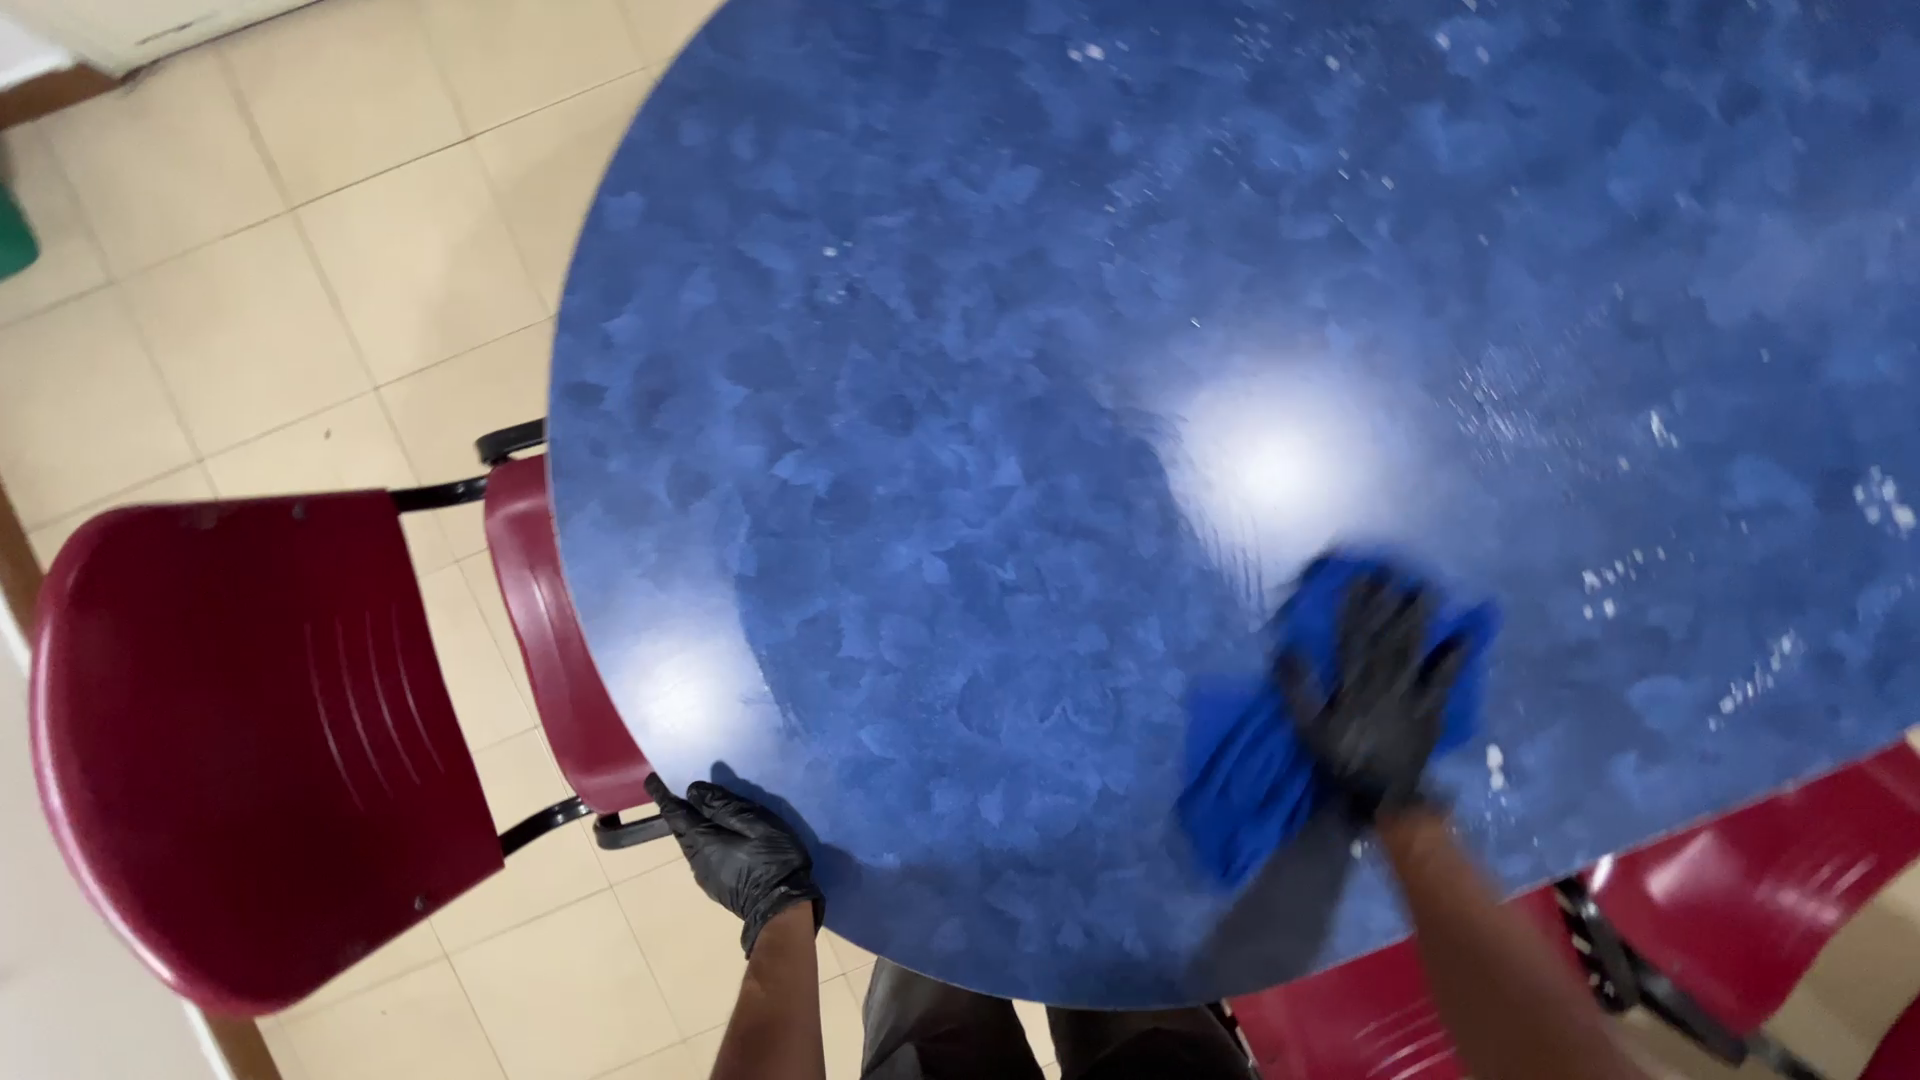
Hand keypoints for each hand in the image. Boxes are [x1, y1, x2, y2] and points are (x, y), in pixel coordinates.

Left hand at [644, 775, 823, 955]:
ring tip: (696, 810)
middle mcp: (696, 858)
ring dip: (689, 825)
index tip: (651, 779)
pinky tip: (714, 836)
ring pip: (689, 843)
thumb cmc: (773, 859)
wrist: (781, 907)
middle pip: (679, 829)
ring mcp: (704, 874)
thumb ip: (724, 806)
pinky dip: (700, 839)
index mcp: (703, 840)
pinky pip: (699, 855)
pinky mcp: (714, 884)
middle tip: (674, 790)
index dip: (662, 795)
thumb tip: (693, 790)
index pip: (675, 813)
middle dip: (675, 809)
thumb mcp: (756, 824)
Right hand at [1276, 571, 1468, 819]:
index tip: (1357, 579)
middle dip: (1389, 603)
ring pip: (1414, 651)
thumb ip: (1297, 690)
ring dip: (1420, 619)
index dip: (1354, 607)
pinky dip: (1454, 658)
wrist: (1384, 798)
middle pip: (1386, 636)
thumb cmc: (1340, 760)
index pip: (1352, 637)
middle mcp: (1383, 684)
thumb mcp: (1308, 729)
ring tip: (1427, 591)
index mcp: (1352, 686)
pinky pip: (1444, 681)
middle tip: (1396, 573)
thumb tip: (1286, 650)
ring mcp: (1411, 696)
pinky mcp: (1432, 711)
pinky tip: (1464, 636)